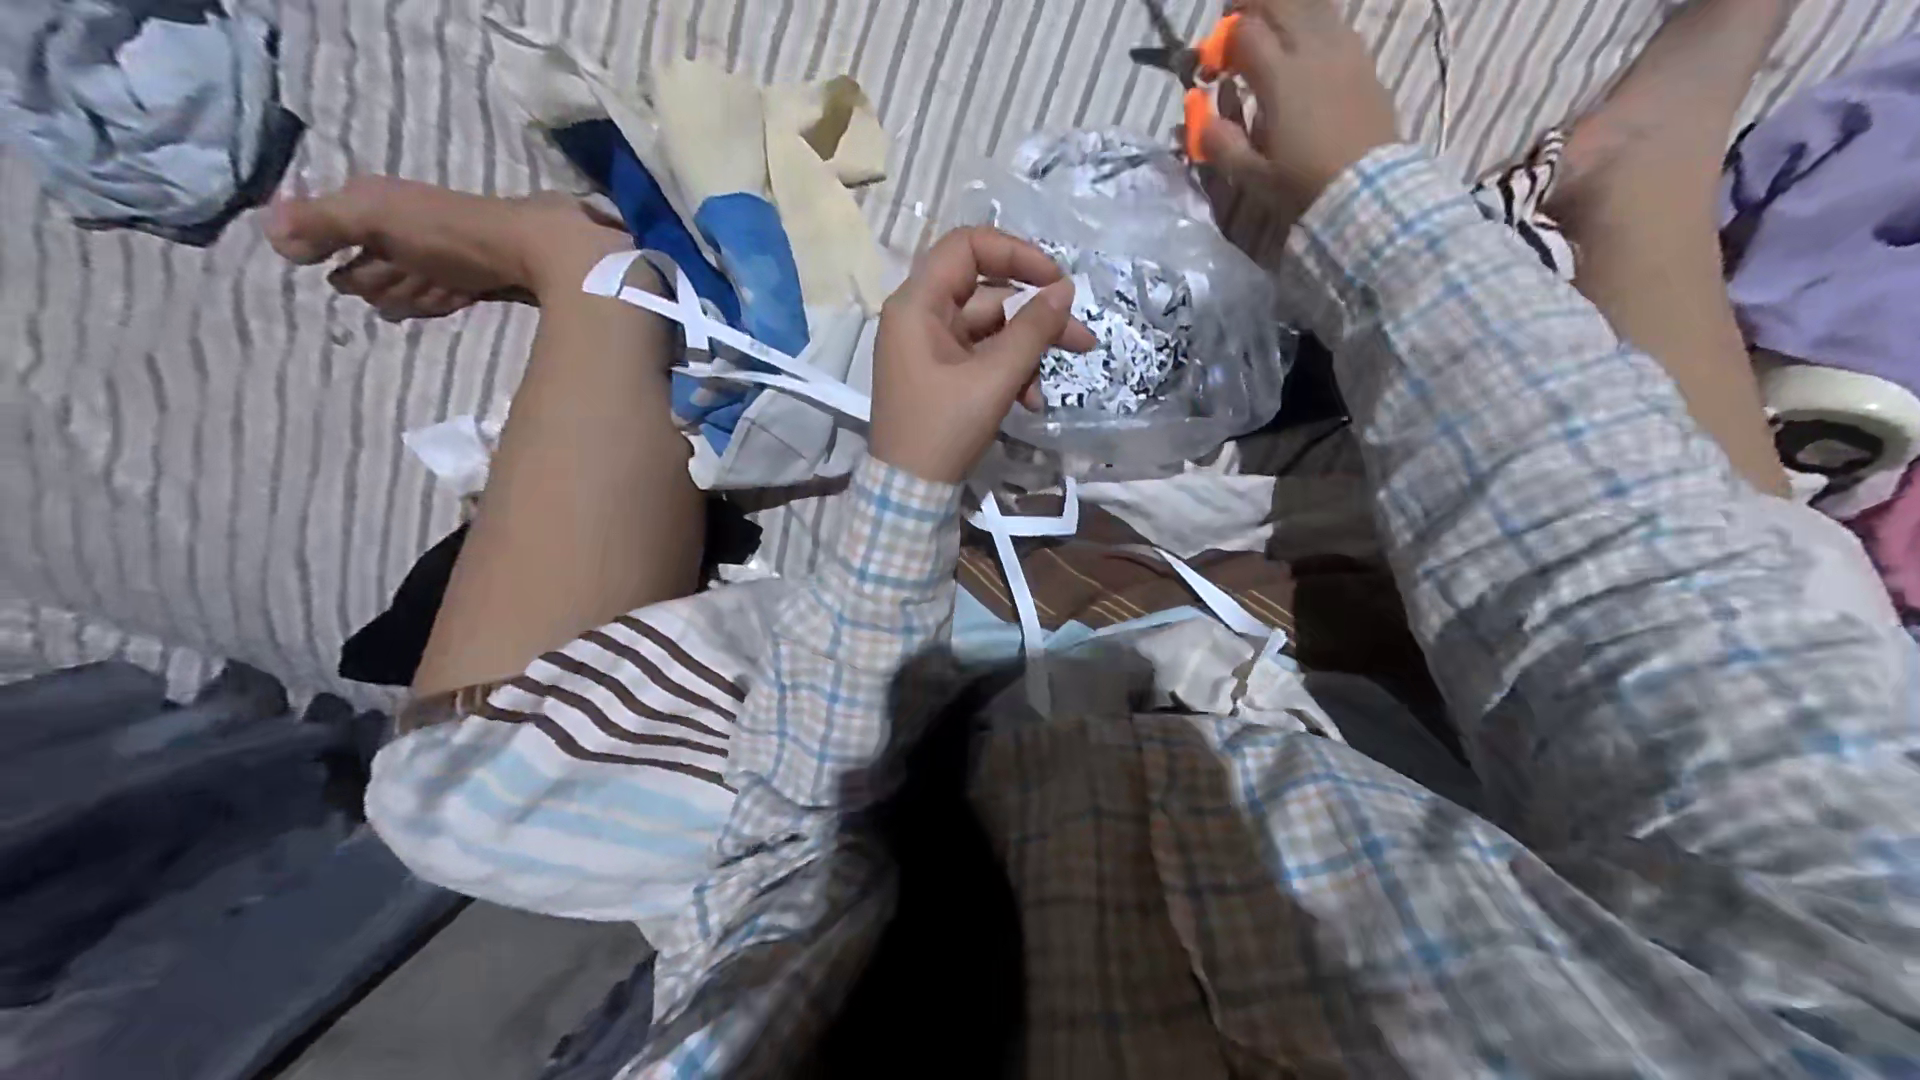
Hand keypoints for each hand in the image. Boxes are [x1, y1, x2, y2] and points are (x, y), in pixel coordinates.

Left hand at [870, 227, 1094, 483]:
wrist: (908, 491)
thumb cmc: (943, 429)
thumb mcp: (994, 378)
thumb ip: (1032, 330)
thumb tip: (1065, 291)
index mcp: (918, 305)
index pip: (967, 247)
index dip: (1016, 253)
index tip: (1055, 281)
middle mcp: (920, 317)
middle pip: (987, 294)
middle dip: (1036, 318)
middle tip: (1082, 341)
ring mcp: (929, 348)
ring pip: (989, 331)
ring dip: (1025, 355)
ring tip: (1046, 389)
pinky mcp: (939, 374)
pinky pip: (980, 358)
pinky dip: (1007, 373)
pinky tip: (1028, 401)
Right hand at [1201, 0, 1400, 225]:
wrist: (1367, 187)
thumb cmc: (1303, 184)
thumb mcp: (1252, 174)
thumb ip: (1221, 143)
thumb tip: (1198, 120)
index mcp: (1281, 77)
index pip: (1245, 32)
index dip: (1221, 41)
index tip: (1209, 67)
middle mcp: (1313, 49)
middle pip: (1281, 2)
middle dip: (1251, 7)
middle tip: (1233, 25)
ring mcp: (1344, 49)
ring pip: (1311, 5)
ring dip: (1284, 10)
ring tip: (1268, 30)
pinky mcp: (1363, 59)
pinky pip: (1334, 23)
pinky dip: (1312, 23)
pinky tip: (1303, 46)